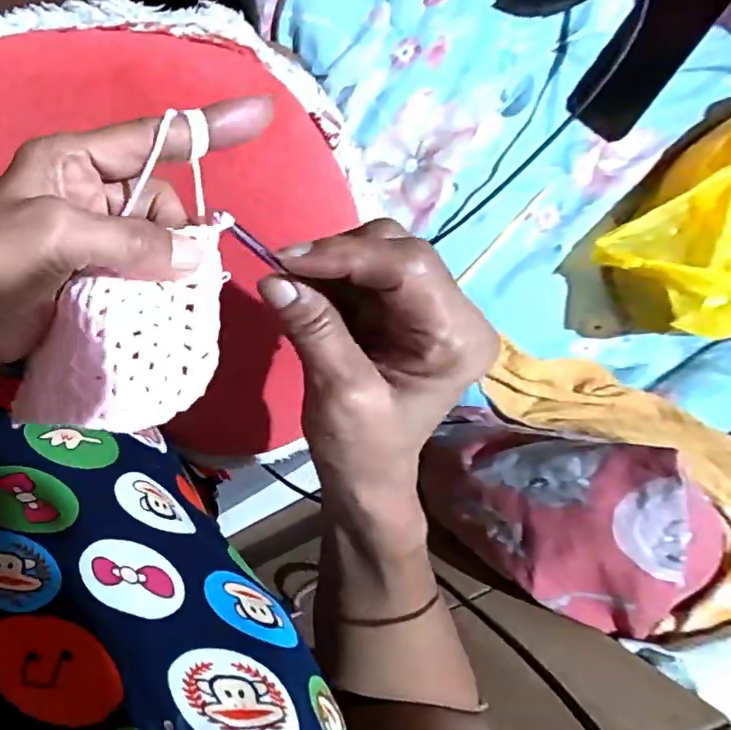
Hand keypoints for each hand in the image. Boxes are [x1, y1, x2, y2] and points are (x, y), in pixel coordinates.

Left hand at [0, 97, 273, 370]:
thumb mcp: (58, 236)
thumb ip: (129, 239)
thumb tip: (195, 255)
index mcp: (67, 160)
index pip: (146, 138)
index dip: (203, 128)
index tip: (260, 116)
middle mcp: (79, 190)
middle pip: (153, 196)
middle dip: (176, 224)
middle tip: (185, 264)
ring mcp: (83, 235)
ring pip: (148, 238)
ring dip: (167, 259)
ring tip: (178, 287)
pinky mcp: (84, 273)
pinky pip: (134, 269)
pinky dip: (152, 282)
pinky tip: (165, 299)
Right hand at [258, 219, 495, 531]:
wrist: (365, 478)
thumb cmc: (361, 448)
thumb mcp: (338, 391)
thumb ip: (314, 330)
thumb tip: (274, 279)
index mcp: (456, 336)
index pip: (409, 267)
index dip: (345, 254)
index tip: (285, 261)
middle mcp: (453, 313)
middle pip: (399, 250)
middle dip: (338, 254)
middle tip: (284, 271)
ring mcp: (426, 311)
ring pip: (379, 255)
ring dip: (329, 264)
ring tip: (288, 283)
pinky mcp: (397, 314)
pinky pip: (362, 276)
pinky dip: (327, 277)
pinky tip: (301, 291)